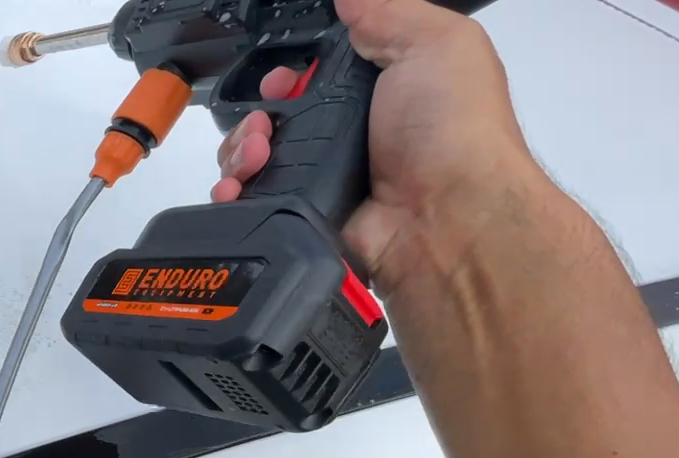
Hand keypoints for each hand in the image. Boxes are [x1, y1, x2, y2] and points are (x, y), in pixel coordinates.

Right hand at [211, 0, 552, 295]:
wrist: (437, 213)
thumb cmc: (448, 129)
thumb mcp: (434, 44)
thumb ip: (388, 13)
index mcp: (369, 97)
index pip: (306, 84)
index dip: (284, 79)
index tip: (277, 82)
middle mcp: (338, 140)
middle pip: (266, 126)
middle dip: (251, 122)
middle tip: (263, 128)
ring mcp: (311, 182)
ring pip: (247, 165)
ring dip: (237, 155)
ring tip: (255, 160)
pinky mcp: (291, 216)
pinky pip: (242, 206)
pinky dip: (229, 196)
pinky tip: (235, 189)